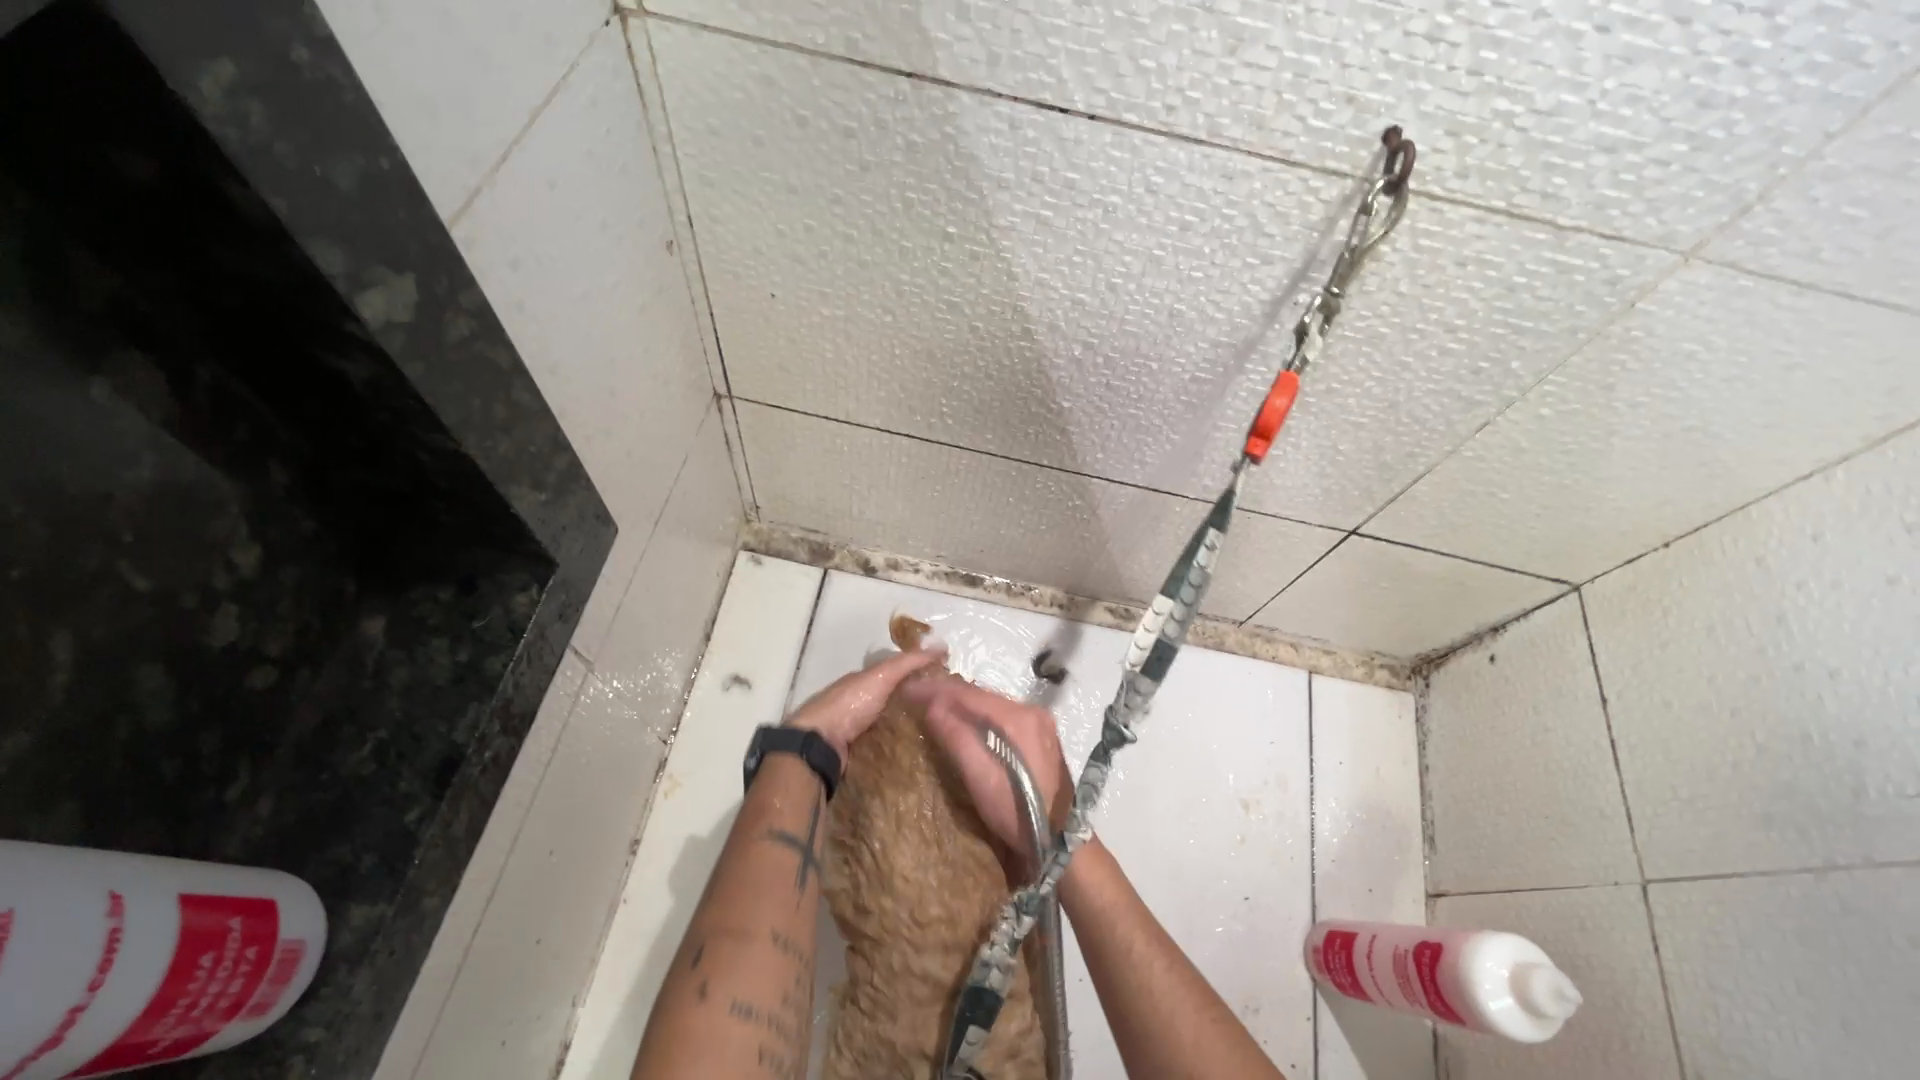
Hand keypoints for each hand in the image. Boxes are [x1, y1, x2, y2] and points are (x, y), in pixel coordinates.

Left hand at [783, 646, 946, 758]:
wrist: (820, 744)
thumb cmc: (850, 704)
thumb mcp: (881, 676)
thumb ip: (908, 663)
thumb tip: (940, 647)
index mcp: (863, 680)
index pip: (896, 672)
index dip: (919, 674)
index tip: (945, 683)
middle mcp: (859, 701)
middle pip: (893, 698)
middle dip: (916, 703)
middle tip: (945, 711)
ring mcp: (856, 727)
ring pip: (888, 722)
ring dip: (908, 726)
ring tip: (937, 732)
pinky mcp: (857, 750)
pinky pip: (883, 744)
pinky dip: (897, 745)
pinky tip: (916, 749)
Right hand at [904, 676, 1072, 859]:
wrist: (1060, 839)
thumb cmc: (1018, 813)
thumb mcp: (981, 779)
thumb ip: (957, 738)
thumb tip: (932, 705)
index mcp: (1018, 718)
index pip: (969, 694)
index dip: (935, 689)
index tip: (908, 689)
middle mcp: (1032, 711)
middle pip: (981, 695)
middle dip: (947, 693)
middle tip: (915, 696)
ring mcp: (1040, 722)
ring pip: (991, 704)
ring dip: (962, 703)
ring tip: (932, 706)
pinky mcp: (1041, 734)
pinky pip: (1002, 715)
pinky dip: (979, 715)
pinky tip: (963, 721)